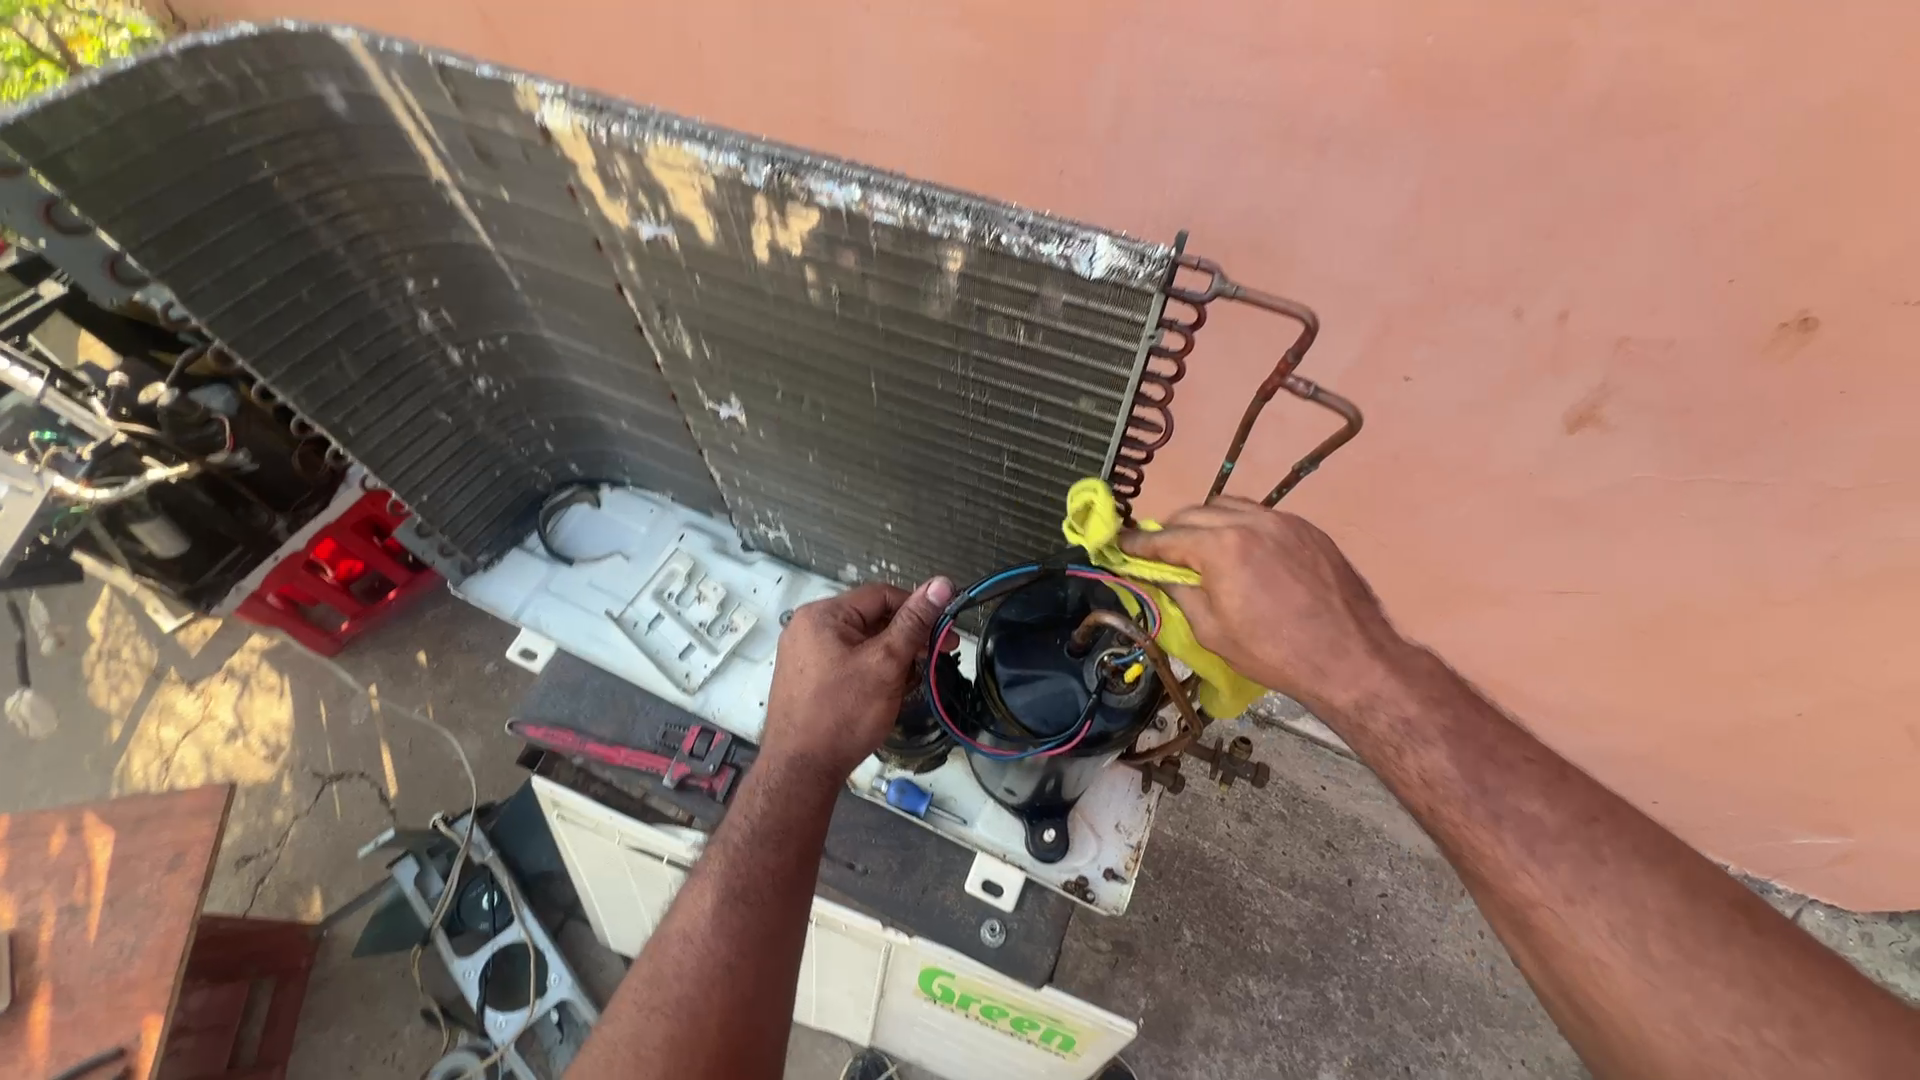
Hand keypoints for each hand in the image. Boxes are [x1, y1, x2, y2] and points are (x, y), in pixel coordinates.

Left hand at [761, 578, 953, 782]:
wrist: (800, 771)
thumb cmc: (844, 714)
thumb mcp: (886, 664)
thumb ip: (915, 622)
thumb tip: (942, 583)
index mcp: (822, 615)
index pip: (881, 596)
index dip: (918, 609)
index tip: (946, 631)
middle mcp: (809, 627)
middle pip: (871, 619)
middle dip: (907, 638)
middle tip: (938, 656)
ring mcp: (806, 654)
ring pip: (863, 642)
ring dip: (893, 657)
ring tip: (912, 682)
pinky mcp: (808, 678)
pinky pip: (849, 661)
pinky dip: (873, 671)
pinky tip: (889, 691)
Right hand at [1120, 497, 1406, 712]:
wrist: (1351, 658)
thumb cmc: (1274, 652)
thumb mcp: (1212, 631)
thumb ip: (1180, 593)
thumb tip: (1161, 575)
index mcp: (1221, 548)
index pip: (1166, 537)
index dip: (1138, 543)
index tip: (1119, 543)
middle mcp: (1250, 521)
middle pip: (1194, 513)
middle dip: (1171, 530)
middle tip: (1160, 552)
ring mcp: (1283, 521)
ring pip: (1228, 506)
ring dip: (1206, 522)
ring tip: (1201, 548)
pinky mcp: (1307, 529)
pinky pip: (1261, 515)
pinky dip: (1239, 526)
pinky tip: (1242, 551)